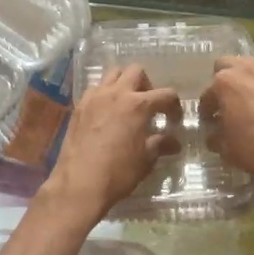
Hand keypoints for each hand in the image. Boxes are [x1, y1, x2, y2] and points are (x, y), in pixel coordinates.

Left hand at [40, 66, 181, 226]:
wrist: (79, 183)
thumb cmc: (118, 172)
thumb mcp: (145, 160)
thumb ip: (160, 144)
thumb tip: (174, 142)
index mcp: (138, 105)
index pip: (165, 94)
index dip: (174, 106)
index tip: (174, 120)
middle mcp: (116, 94)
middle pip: (136, 71)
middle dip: (147, 84)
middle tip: (149, 105)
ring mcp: (94, 97)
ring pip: (112, 74)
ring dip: (124, 83)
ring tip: (127, 104)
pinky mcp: (78, 106)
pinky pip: (94, 89)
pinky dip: (104, 94)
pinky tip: (106, 113)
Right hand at [202, 56, 253, 193]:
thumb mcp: (225, 147)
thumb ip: (215, 134)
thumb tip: (215, 132)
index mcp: (225, 83)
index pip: (207, 95)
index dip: (207, 110)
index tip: (210, 122)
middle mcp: (247, 68)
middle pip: (226, 66)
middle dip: (223, 82)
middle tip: (228, 103)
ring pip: (251, 67)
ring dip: (246, 80)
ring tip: (250, 101)